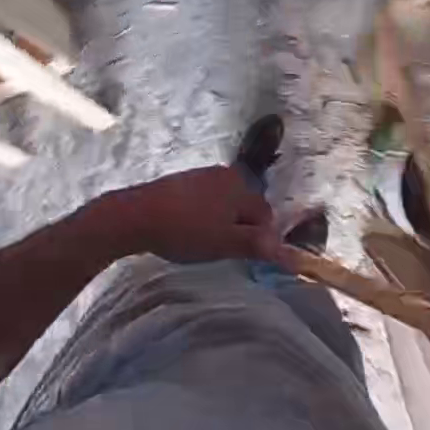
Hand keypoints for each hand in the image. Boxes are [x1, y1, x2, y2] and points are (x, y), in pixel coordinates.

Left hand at [86, 166, 279, 263]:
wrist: (136, 216)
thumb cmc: (185, 230)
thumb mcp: (226, 243)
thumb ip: (259, 245)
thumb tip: (293, 255)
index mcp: (239, 185)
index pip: (265, 214)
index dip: (259, 237)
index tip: (241, 254)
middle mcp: (224, 174)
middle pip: (245, 206)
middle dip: (239, 228)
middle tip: (220, 248)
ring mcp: (201, 175)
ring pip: (224, 204)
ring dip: (220, 223)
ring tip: (202, 241)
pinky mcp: (182, 182)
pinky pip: (205, 201)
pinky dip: (203, 216)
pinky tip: (187, 230)